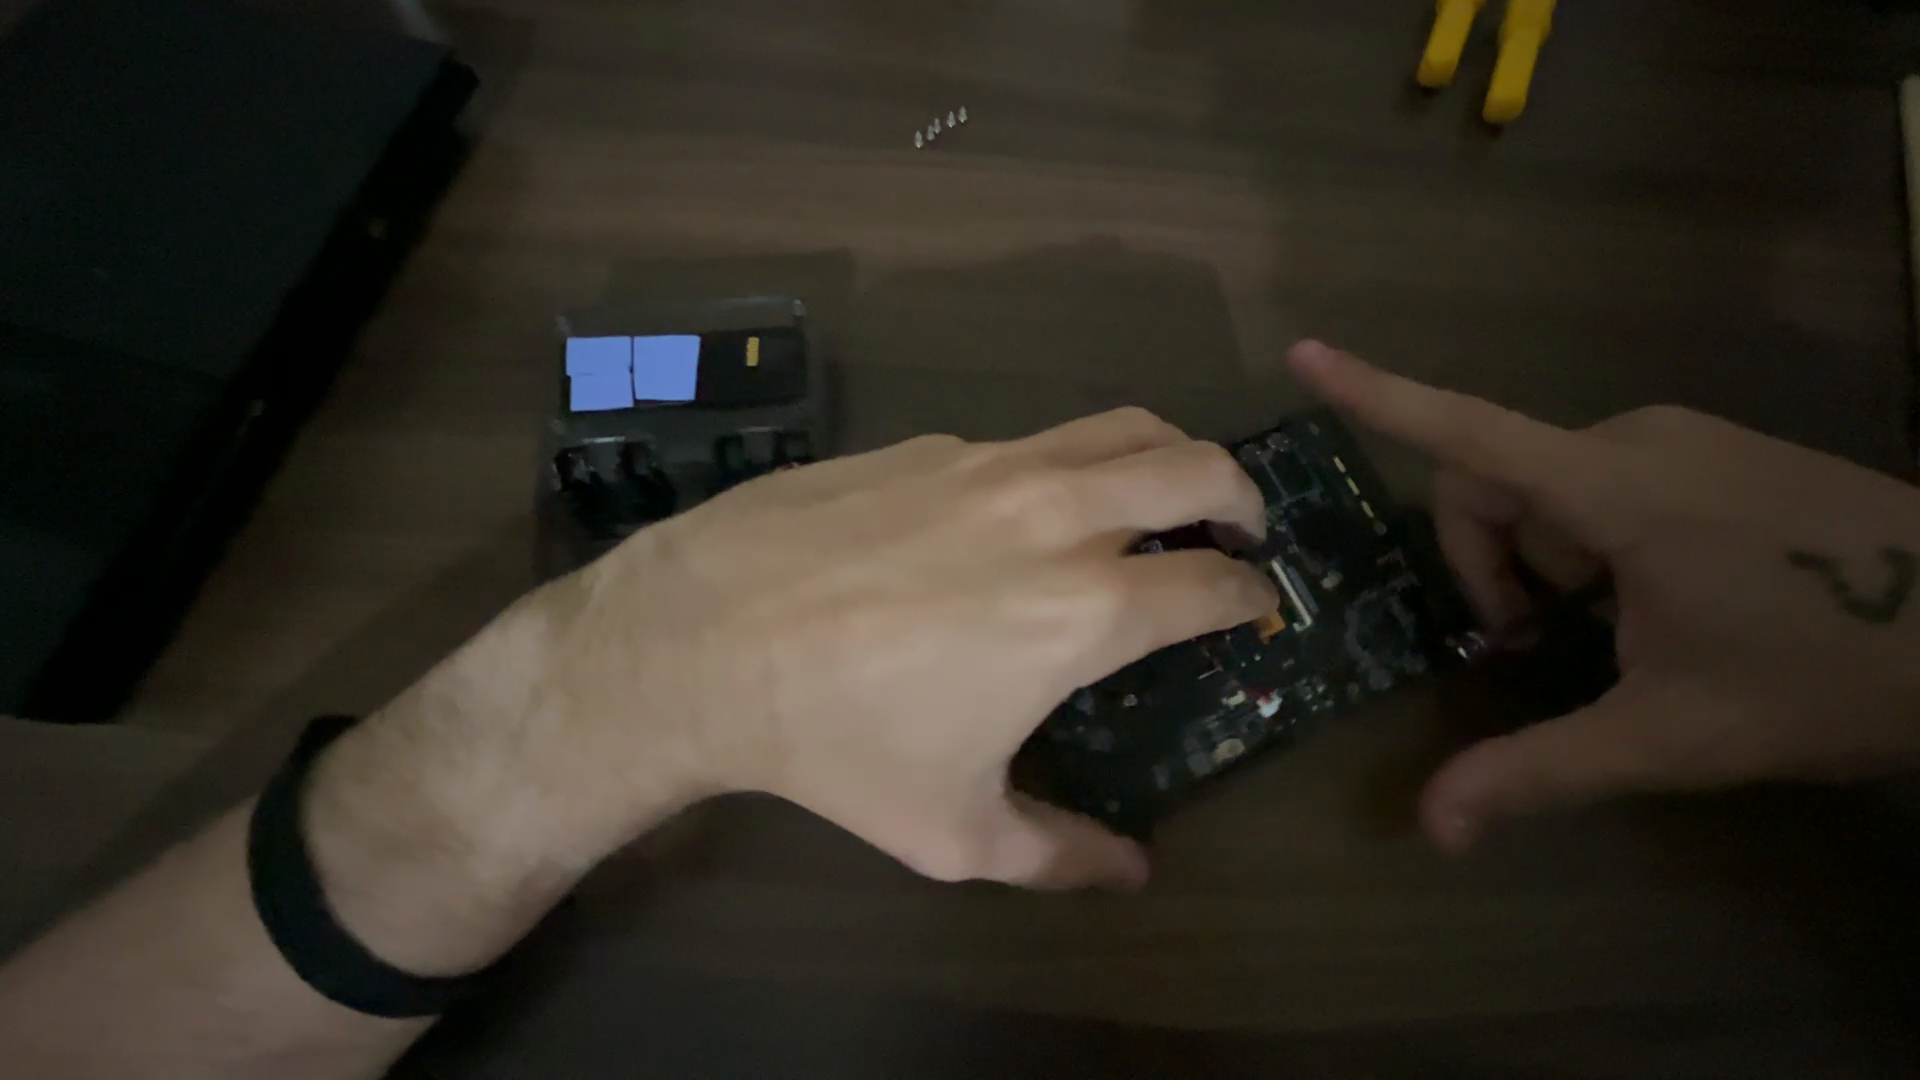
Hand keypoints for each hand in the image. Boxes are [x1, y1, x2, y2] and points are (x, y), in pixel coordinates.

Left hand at [353, 407, 1276, 922]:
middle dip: (1240, 494)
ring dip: (1165, 456)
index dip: (1250, 593)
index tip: (1256, 603)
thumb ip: (1059, 854)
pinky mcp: (931, 444)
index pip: (1212, 581)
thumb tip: (1132, 875)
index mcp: (1079, 612)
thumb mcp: (953, 831)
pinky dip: (1066, 466)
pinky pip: (1030, 441)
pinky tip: (1026, 513)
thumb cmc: (835, 742)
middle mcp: (1054, 517)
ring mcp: (989, 464)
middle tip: (1239, 529)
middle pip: (1193, 465)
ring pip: (1118, 427)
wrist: (702, 639)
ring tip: (1161, 496)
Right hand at [1288, 341, 1919, 851]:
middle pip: (1487, 488)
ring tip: (1605, 625)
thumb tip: (1433, 830)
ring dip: (1535, 562)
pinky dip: (1578, 540)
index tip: (1301, 355)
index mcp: (1614, 490)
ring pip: (1536, 489)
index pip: (1462, 432)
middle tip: (1534, 641)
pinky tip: (1644, 589)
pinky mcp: (1701, 447)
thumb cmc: (1843, 675)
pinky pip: (1588, 481)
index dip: (1373, 392)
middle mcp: (1630, 439)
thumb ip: (1539, 771)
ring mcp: (1671, 437)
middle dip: (1488, 569)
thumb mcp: (1673, 736)